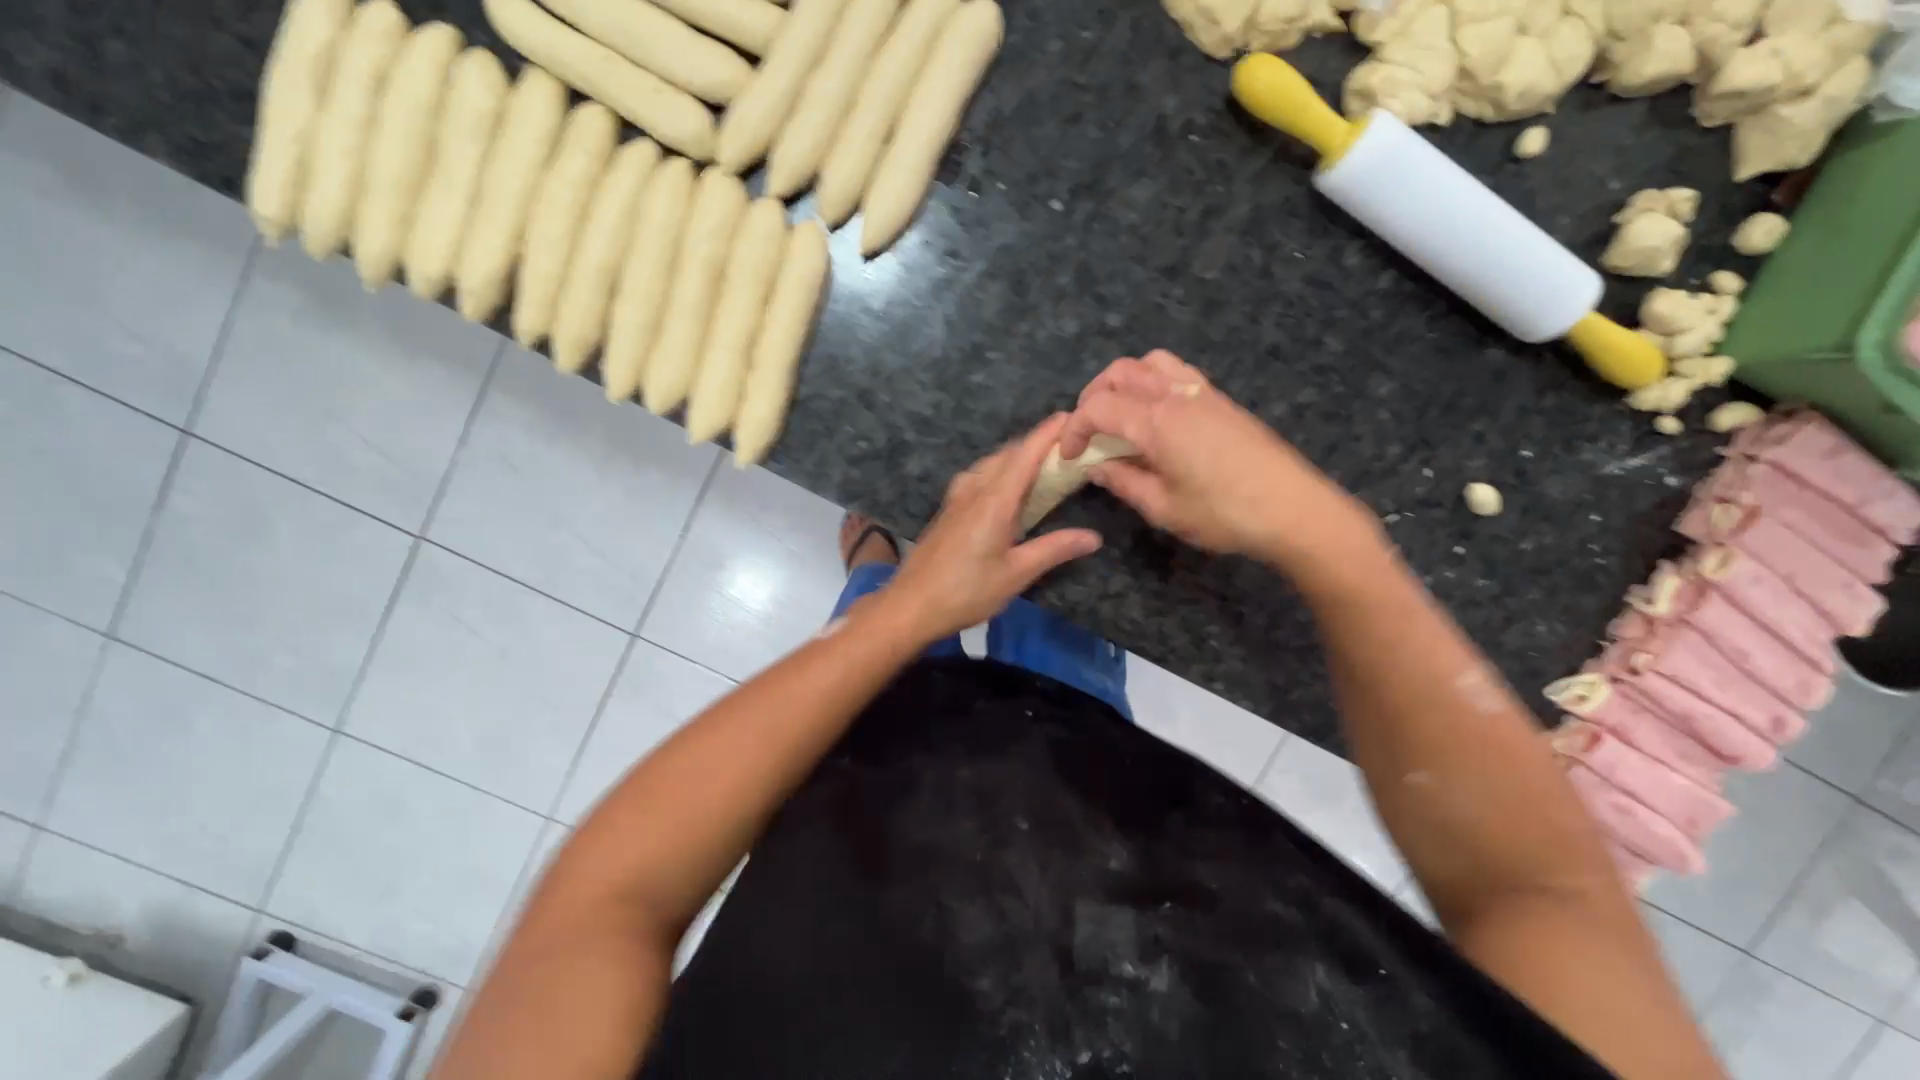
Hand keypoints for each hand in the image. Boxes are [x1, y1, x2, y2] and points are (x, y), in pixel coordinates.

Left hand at [873, 413, 1102, 644]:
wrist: (910, 606)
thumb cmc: (966, 591)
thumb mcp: (1016, 574)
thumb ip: (1054, 549)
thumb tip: (1094, 537)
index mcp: (994, 500)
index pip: (1025, 454)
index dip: (1048, 433)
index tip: (1072, 416)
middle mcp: (974, 490)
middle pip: (1008, 454)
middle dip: (1036, 443)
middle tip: (1067, 445)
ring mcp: (957, 499)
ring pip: (990, 464)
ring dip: (1016, 456)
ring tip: (1041, 463)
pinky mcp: (949, 511)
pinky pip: (978, 477)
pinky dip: (999, 471)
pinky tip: (1005, 488)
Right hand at [1058, 350, 1379, 567]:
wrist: (1295, 509)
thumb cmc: (1224, 515)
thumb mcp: (1164, 508)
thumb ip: (1124, 482)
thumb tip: (1097, 467)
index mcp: (1157, 421)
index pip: (1098, 407)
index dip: (1074, 429)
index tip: (1068, 457)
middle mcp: (1177, 395)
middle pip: (1121, 372)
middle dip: (1094, 397)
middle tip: (1089, 433)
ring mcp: (1203, 393)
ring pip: (1151, 363)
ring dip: (1125, 382)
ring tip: (1121, 416)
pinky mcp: (1223, 401)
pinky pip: (1178, 373)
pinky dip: (1154, 383)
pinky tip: (1158, 418)